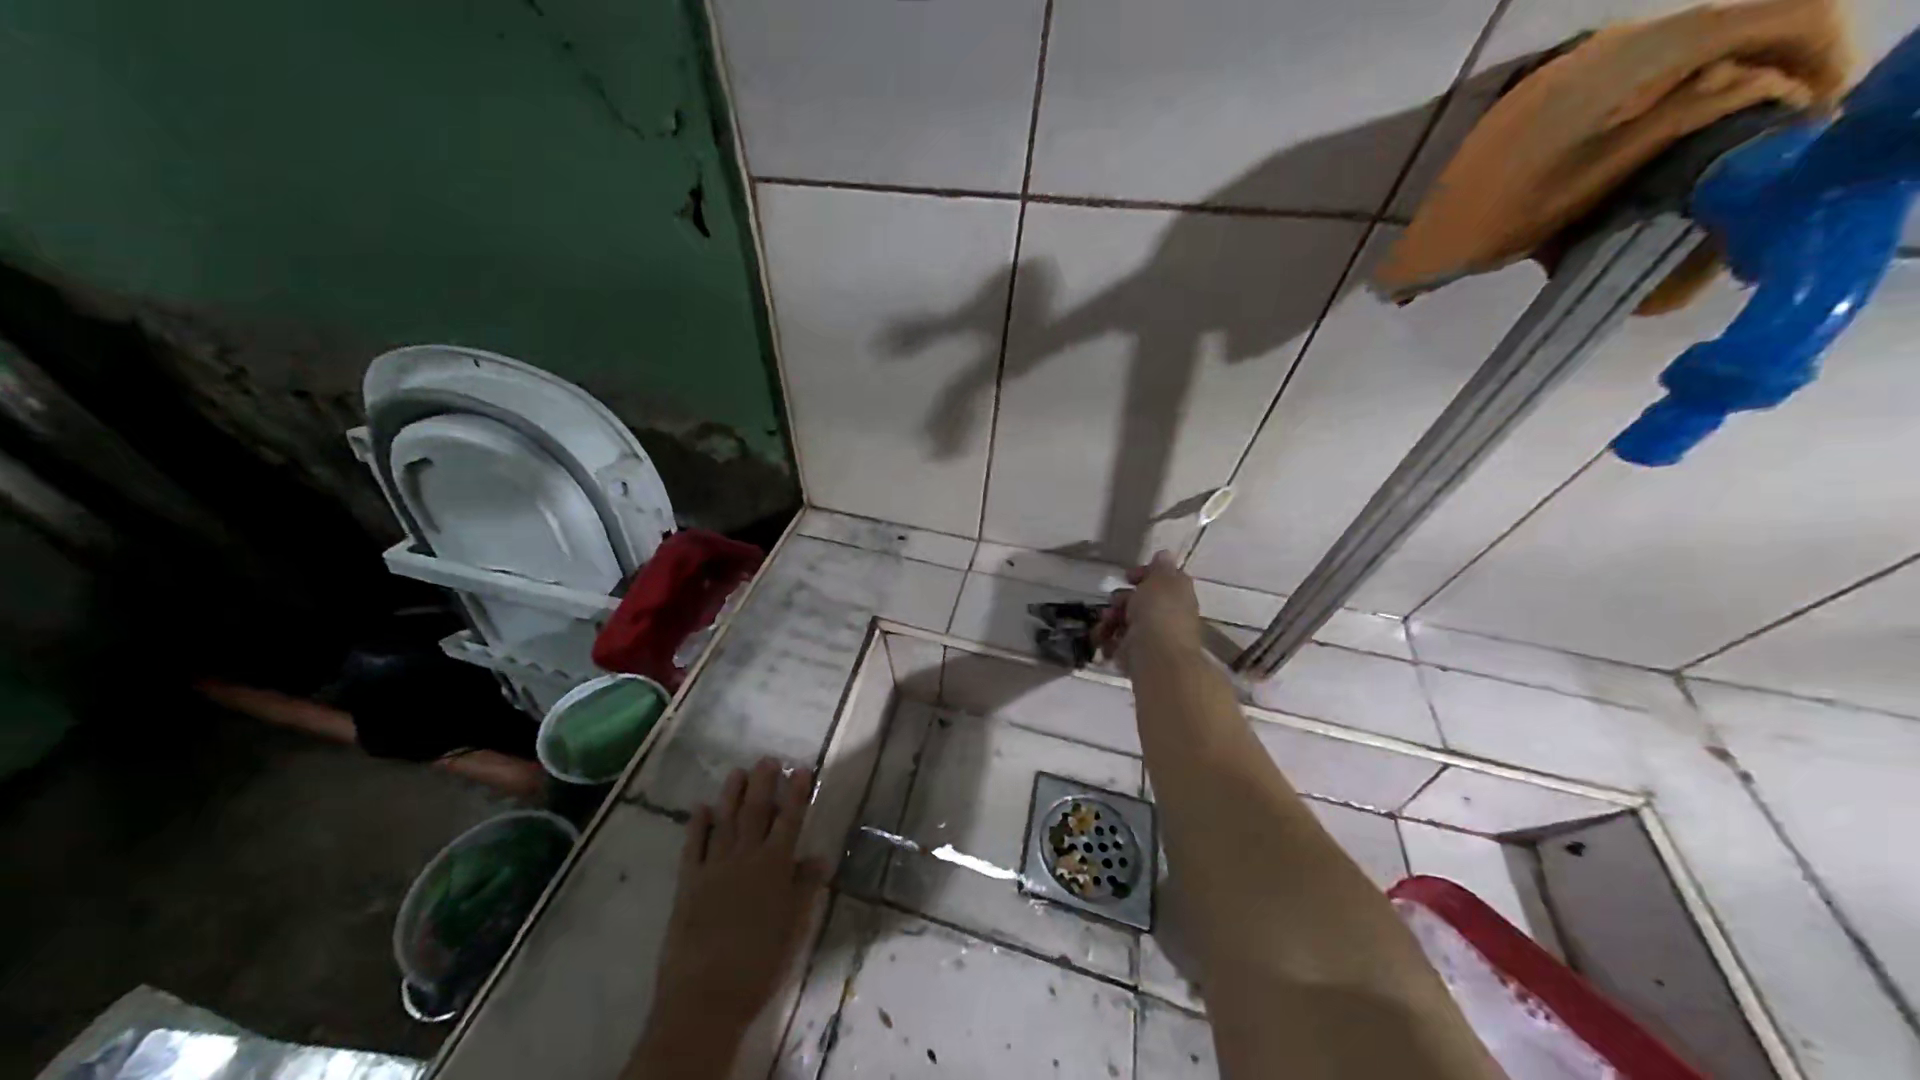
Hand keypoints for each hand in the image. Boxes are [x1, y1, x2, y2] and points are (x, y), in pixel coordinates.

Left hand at [629, 759, 825, 1078]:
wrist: (705, 996)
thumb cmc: (759, 963)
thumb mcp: (793, 927)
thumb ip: (804, 888)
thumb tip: (818, 856)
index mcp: (774, 868)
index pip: (789, 821)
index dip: (797, 794)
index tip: (802, 769)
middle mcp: (744, 859)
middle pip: (755, 813)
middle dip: (764, 784)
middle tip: (769, 759)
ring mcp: (713, 869)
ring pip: (724, 822)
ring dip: (732, 795)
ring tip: (737, 771)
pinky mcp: (687, 884)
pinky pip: (693, 847)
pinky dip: (697, 826)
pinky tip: (701, 808)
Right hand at [1094, 551, 1202, 660]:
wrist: (1157, 657)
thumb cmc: (1159, 612)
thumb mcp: (1161, 580)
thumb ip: (1160, 567)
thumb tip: (1164, 555)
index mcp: (1177, 595)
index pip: (1162, 580)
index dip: (1144, 575)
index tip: (1127, 576)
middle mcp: (1168, 615)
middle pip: (1140, 601)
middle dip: (1121, 599)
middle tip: (1114, 602)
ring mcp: (1153, 637)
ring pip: (1126, 622)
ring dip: (1111, 620)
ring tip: (1105, 624)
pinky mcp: (1138, 656)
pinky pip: (1119, 643)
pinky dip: (1109, 640)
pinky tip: (1103, 639)